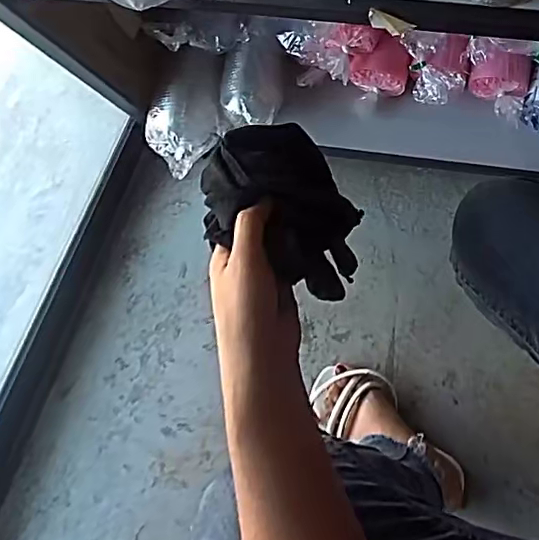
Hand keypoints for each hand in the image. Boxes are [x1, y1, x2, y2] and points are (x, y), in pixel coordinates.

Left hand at [210, 204, 300, 378]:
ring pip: (279, 244)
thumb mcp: (242, 259)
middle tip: (296, 196)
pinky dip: (302, 251)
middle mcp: (242, 262)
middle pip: (261, 229)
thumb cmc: (245, 311)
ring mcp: (263, 274)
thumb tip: (262, 199)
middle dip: (277, 216)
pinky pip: (293, 260)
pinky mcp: (283, 285)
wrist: (265, 355)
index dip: (255, 202)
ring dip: (291, 233)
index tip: (274, 185)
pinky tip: (313, 239)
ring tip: (307, 213)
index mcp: (224, 254)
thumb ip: (250, 225)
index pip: (238, 218)